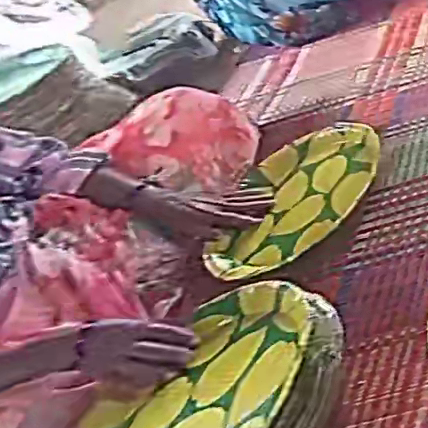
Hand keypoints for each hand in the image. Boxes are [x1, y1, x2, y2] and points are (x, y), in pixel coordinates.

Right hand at [71, 319, 197, 388]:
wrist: (73, 346)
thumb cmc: (107, 331)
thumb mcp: (129, 324)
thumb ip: (150, 327)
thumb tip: (178, 327)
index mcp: (133, 328)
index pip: (161, 331)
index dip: (180, 335)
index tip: (195, 339)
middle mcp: (126, 342)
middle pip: (154, 348)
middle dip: (175, 352)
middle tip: (192, 354)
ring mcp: (115, 358)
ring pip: (143, 363)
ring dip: (163, 367)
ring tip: (179, 369)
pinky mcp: (106, 372)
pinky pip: (128, 376)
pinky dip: (144, 379)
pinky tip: (158, 380)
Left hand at [131, 184, 263, 241]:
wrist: (152, 202)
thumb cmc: (164, 222)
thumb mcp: (178, 234)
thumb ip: (199, 236)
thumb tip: (219, 237)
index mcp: (206, 218)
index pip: (231, 219)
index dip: (246, 220)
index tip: (262, 220)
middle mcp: (213, 207)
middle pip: (239, 205)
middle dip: (257, 204)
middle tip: (275, 203)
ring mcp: (213, 199)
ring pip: (238, 198)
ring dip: (255, 196)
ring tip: (271, 195)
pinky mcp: (210, 195)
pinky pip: (231, 193)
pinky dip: (244, 191)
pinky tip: (252, 190)